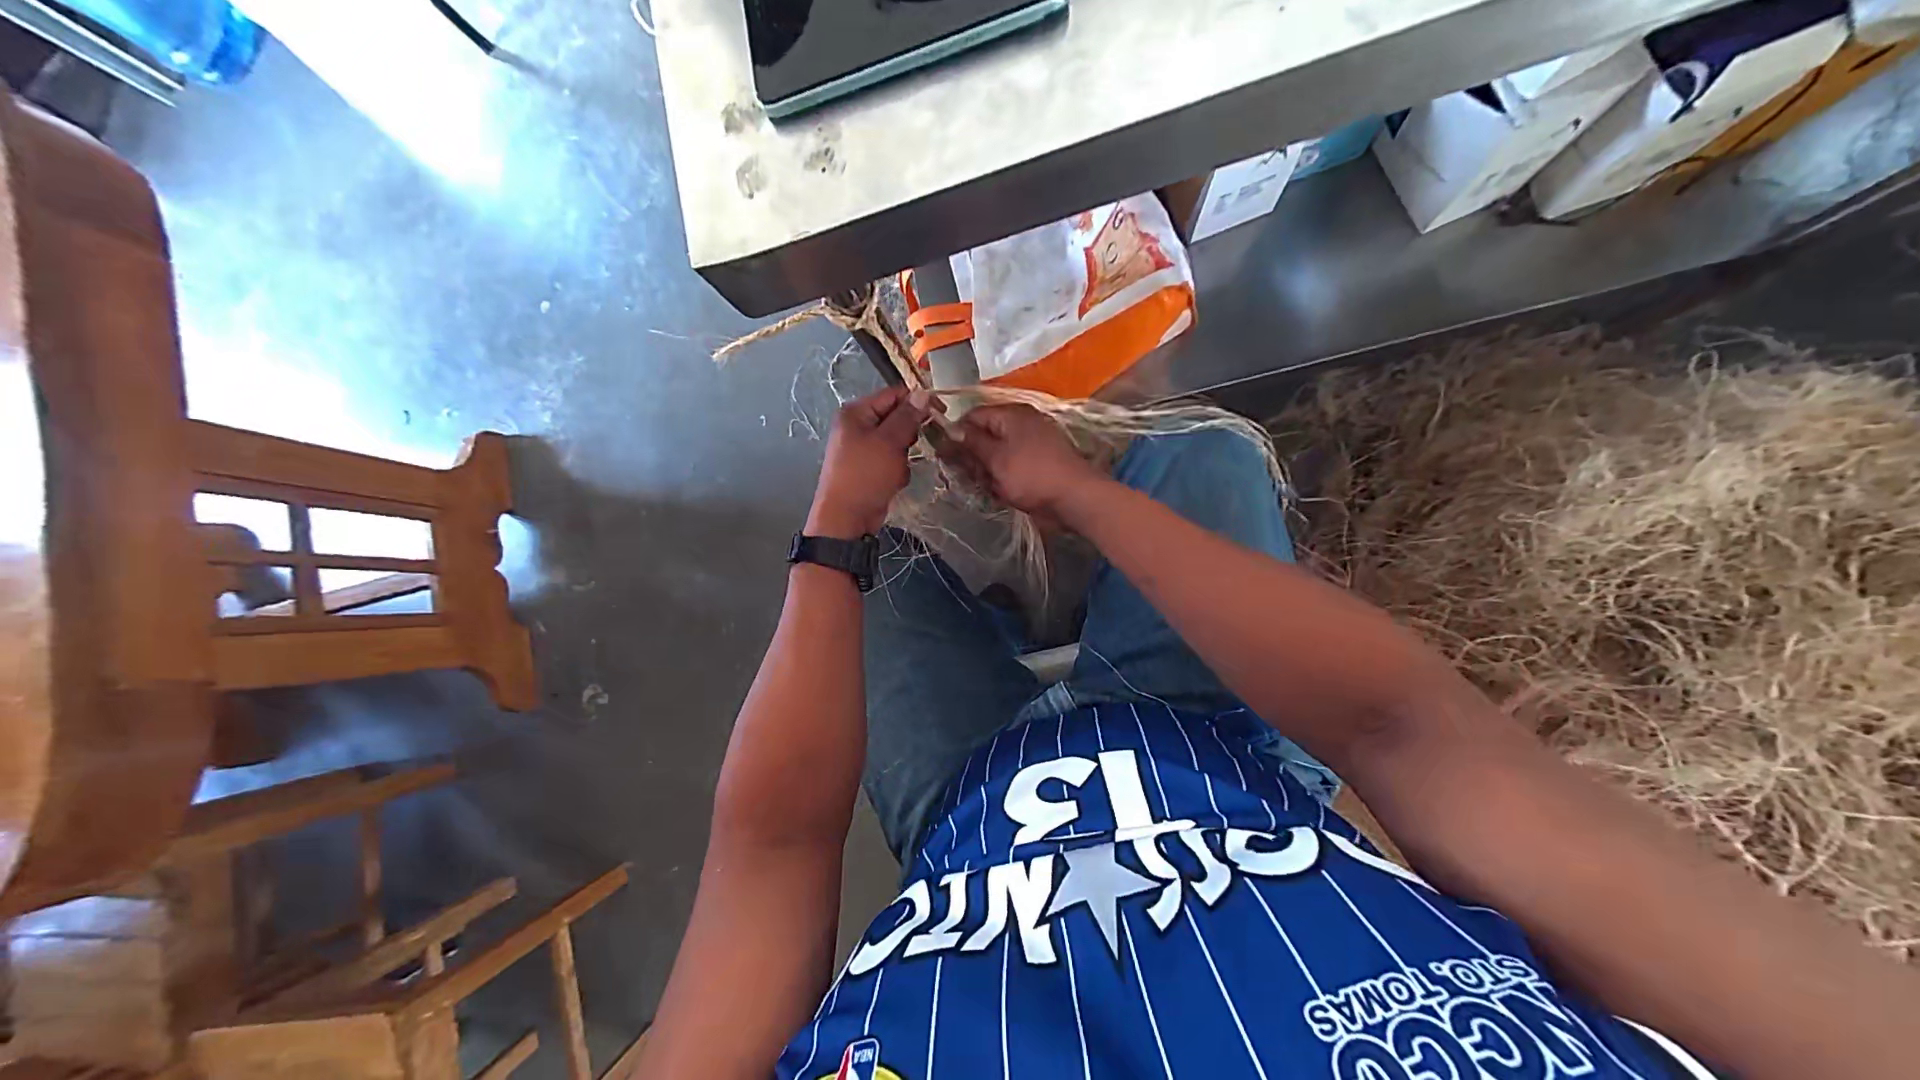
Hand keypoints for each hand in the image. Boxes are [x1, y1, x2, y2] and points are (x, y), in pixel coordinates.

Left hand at [806, 385, 935, 537]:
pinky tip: (893, 481)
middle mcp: (857, 426)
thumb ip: (907, 417)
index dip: (917, 400)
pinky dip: (898, 469)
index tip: (940, 411)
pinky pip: (892, 460)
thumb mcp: (888, 442)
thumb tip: (923, 393)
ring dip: (904, 455)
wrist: (846, 518)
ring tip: (898, 469)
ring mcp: (863, 448)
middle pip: (896, 418)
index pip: (893, 395)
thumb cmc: (865, 475)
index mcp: (856, 413)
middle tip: (914, 446)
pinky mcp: (870, 467)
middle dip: (909, 434)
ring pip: (897, 441)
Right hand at [946, 403, 1108, 519]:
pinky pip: (1010, 466)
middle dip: (973, 457)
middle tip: (973, 476)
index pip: (973, 416)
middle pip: (984, 435)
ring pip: (995, 455)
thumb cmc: (1032, 475)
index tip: (945, 455)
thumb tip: (950, 429)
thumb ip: (971, 442)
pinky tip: (1003, 492)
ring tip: (992, 487)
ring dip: (988, 472)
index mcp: (1011, 415)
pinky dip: (1003, 479)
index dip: (957, 433)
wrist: (1074, 498)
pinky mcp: (1036, 464)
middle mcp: (1021, 424)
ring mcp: (1030, 444)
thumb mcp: (995, 458)